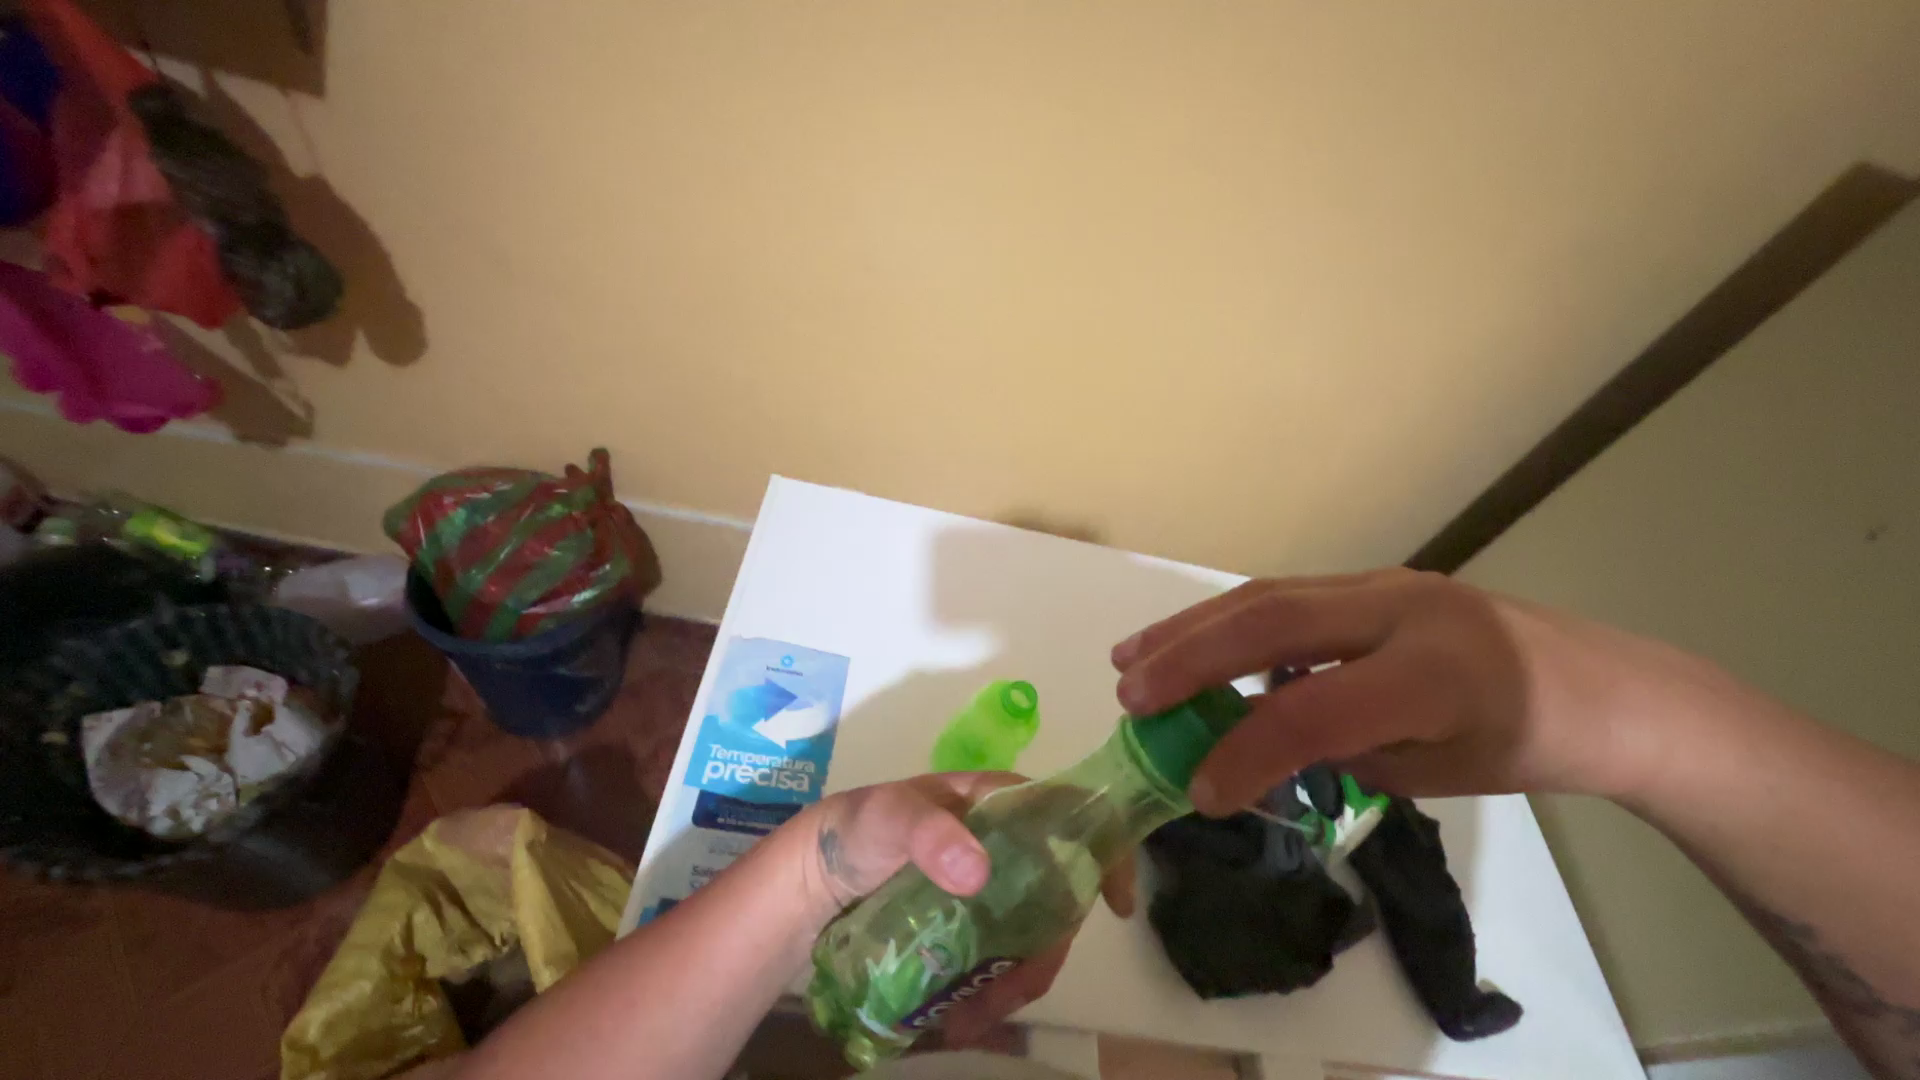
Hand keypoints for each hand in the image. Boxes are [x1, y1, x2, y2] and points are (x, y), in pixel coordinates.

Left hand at [793, 773, 1135, 1043]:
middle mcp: (1000, 843)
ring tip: (972, 1018)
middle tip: (1016, 989)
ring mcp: (985, 886)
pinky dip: (993, 989)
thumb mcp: (887, 817)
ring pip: (1030, 933)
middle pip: (1055, 891)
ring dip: (1017, 979)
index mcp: (994, 803)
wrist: (807, 875)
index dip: (1102, 852)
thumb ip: (928, 833)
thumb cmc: (855, 830)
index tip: (1116, 904)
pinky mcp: (965, 924)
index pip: (1066, 816)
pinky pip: (999, 958)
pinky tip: (965, 1016)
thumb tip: (979, 872)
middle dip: (1047, 944)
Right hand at [1111, 568, 1743, 812]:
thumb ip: (1332, 747)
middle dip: (1189, 657)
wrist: (1603, 685)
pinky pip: (1283, 594)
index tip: (1198, 791)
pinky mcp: (1370, 579)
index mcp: (1437, 674)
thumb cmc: (1524, 745)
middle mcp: (1403, 610)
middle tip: (1128, 695)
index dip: (1246, 751)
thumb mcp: (1429, 770)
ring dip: (1190, 627)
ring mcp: (1383, 583)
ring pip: (1265, 595)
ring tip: (1130, 658)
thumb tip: (1244, 739)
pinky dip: (1226, 619)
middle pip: (1271, 621)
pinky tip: (1189, 641)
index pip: (1316, 710)